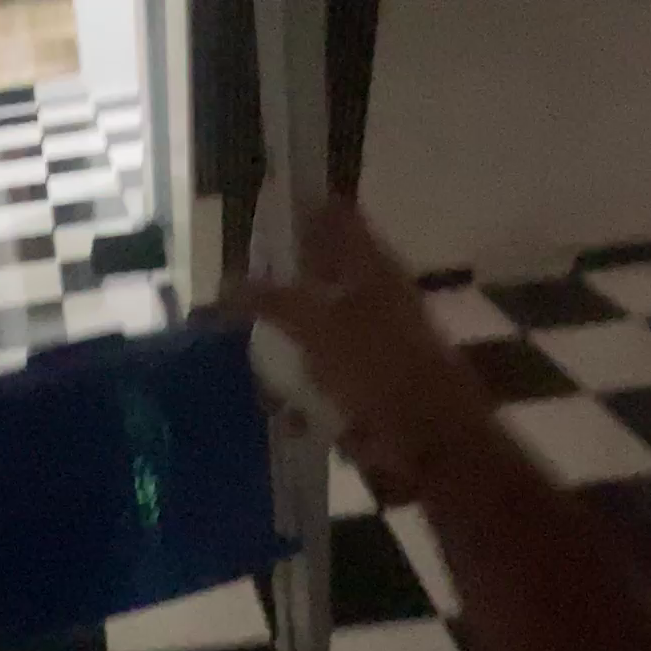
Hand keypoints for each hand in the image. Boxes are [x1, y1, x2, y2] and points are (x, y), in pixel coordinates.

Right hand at [232, 202, 490, 499]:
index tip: (256, 222)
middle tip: (234, 303)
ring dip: (280, 353)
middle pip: (314, 280)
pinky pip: (314, 381)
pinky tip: (282, 411)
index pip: (332, 219)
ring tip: (252, 367)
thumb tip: (225, 284)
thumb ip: (273, 301)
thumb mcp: (318, 328)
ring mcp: (364, 345)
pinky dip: (297, 395)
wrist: (425, 438)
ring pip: (309, 335)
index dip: (298, 212)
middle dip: (274, 292)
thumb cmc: (377, 370)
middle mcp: (369, 299)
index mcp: (369, 269)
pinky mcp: (357, 386)